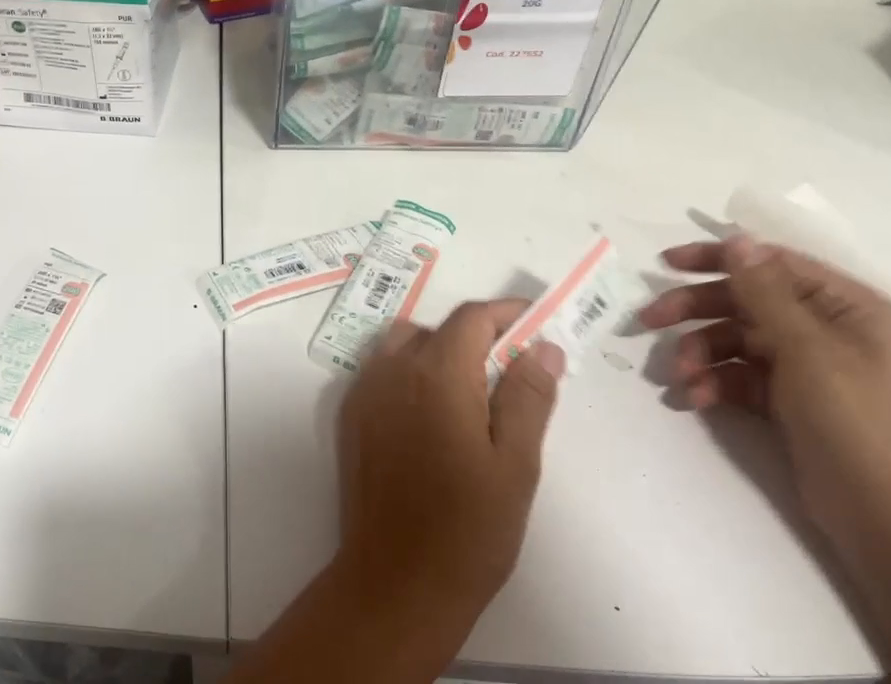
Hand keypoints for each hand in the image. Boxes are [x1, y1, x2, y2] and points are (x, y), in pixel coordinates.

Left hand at [336, 299, 565, 619]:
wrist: (398, 578)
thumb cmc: (469, 527)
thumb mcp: (515, 463)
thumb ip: (527, 396)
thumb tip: (540, 346)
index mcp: (434, 375)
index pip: (469, 319)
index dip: (504, 313)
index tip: (536, 322)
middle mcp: (389, 372)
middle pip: (433, 329)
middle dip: (473, 336)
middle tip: (513, 368)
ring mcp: (363, 394)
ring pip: (400, 346)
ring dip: (437, 352)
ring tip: (475, 392)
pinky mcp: (350, 418)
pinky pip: (380, 373)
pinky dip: (409, 373)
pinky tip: (435, 414)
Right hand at [638, 237, 890, 554]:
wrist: (882, 516)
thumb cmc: (853, 422)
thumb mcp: (807, 351)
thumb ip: (766, 293)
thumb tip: (738, 239)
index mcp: (847, 308)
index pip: (771, 265)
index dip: (717, 260)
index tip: (664, 265)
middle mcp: (827, 330)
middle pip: (744, 302)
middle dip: (694, 314)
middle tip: (646, 322)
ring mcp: (806, 366)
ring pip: (732, 340)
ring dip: (699, 354)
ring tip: (679, 378)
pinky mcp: (786, 399)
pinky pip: (736, 375)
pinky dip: (712, 383)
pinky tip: (694, 399)